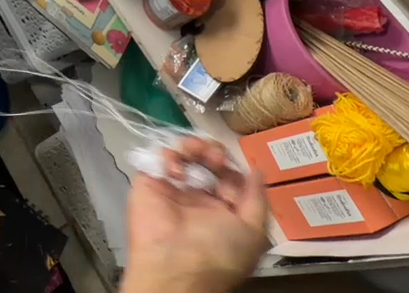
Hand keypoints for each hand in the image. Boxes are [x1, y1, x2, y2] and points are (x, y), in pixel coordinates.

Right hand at [119, 136, 267, 292]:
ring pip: (184, 153)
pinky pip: (159, 156)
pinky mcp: (151, 179)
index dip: (232, 166)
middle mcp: (200, 196)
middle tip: (213, 157)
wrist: (174, 262)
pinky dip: (169, 156)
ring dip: (192, 146)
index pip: (230, 177)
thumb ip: (256, 200)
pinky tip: (175, 170)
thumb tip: (257, 170)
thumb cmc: (219, 251)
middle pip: (207, 161)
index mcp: (224, 210)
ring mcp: (175, 186)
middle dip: (213, 152)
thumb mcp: (251, 232)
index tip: (231, 165)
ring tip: (194, 151)